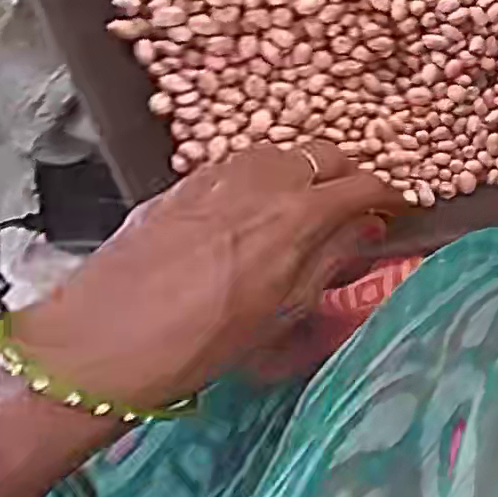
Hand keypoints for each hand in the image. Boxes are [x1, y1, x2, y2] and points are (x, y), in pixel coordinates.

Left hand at [13, 142, 403, 403]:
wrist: (100, 344)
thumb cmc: (206, 339)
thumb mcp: (286, 306)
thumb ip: (333, 255)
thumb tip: (367, 227)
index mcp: (298, 213)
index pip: (362, 186)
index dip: (388, 195)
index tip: (397, 208)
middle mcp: (264, 179)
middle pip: (325, 155)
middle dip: (348, 176)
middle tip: (353, 208)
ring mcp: (220, 173)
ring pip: (283, 152)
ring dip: (306, 171)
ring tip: (305, 205)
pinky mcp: (184, 181)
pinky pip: (242, 163)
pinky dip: (266, 176)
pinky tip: (255, 207)